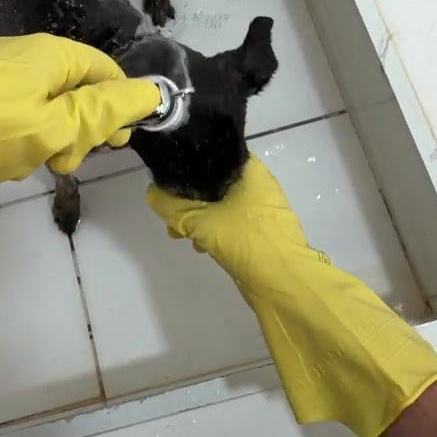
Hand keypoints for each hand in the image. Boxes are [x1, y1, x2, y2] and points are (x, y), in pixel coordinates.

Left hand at [0, 34, 161, 352]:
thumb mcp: (53, 129)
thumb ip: (101, 112)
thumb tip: (150, 91)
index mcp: (41, 55)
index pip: (98, 66)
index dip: (116, 101)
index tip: (114, 141)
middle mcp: (9, 56)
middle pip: (63, 85)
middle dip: (73, 127)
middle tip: (65, 164)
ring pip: (28, 106)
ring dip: (37, 140)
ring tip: (19, 168)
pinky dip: (0, 144)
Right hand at [149, 156, 436, 436]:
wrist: (284, 283)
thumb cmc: (246, 240)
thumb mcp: (200, 221)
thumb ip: (172, 206)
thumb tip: (152, 194)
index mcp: (251, 170)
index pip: (216, 152)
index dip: (192, 160)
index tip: (172, 172)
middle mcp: (260, 184)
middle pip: (217, 181)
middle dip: (192, 197)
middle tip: (173, 212)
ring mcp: (264, 209)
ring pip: (223, 204)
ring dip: (201, 217)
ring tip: (182, 234)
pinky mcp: (263, 232)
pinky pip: (232, 222)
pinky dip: (215, 230)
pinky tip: (201, 245)